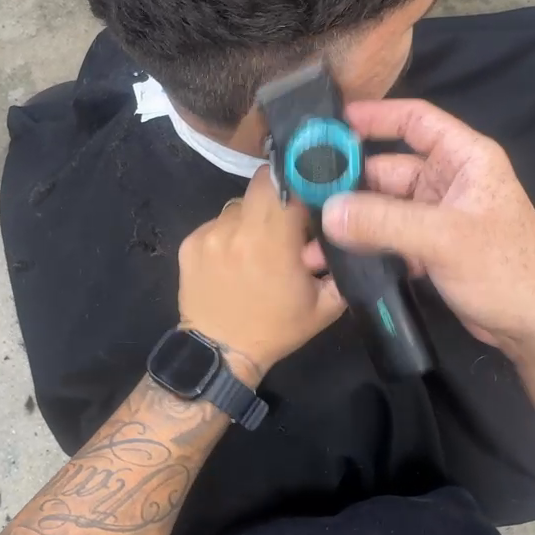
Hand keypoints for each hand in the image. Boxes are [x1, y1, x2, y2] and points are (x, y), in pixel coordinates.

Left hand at [179, 167, 346, 382]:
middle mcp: (237, 230)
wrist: (220, 353)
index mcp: (272, 242)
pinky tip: (233, 260)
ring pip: (238, 206)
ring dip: (252, 218)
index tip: (309, 189)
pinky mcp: (189, 243)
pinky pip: (216, 223)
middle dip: (277, 193)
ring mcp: (209, 235)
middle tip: (285, 217)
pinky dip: (228, 234)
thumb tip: (345, 233)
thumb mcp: (325, 305)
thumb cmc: (276, 329)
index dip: (300, 181)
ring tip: (257, 247)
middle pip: (260, 184)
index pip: (287, 184)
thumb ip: (340, 267)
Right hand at [311, 99, 534, 356]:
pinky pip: (389, 238)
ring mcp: (439, 217)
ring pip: (384, 209)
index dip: (375, 117)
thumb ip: (383, 223)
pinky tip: (336, 263)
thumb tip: (328, 212)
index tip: (332, 123)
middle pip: (389, 170)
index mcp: (465, 159)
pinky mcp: (431, 249)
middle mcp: (450, 181)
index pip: (416, 121)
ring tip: (312, 243)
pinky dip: (366, 248)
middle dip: (349, 184)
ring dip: (352, 223)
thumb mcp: (443, 239)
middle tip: (304, 198)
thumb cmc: (506, 269)